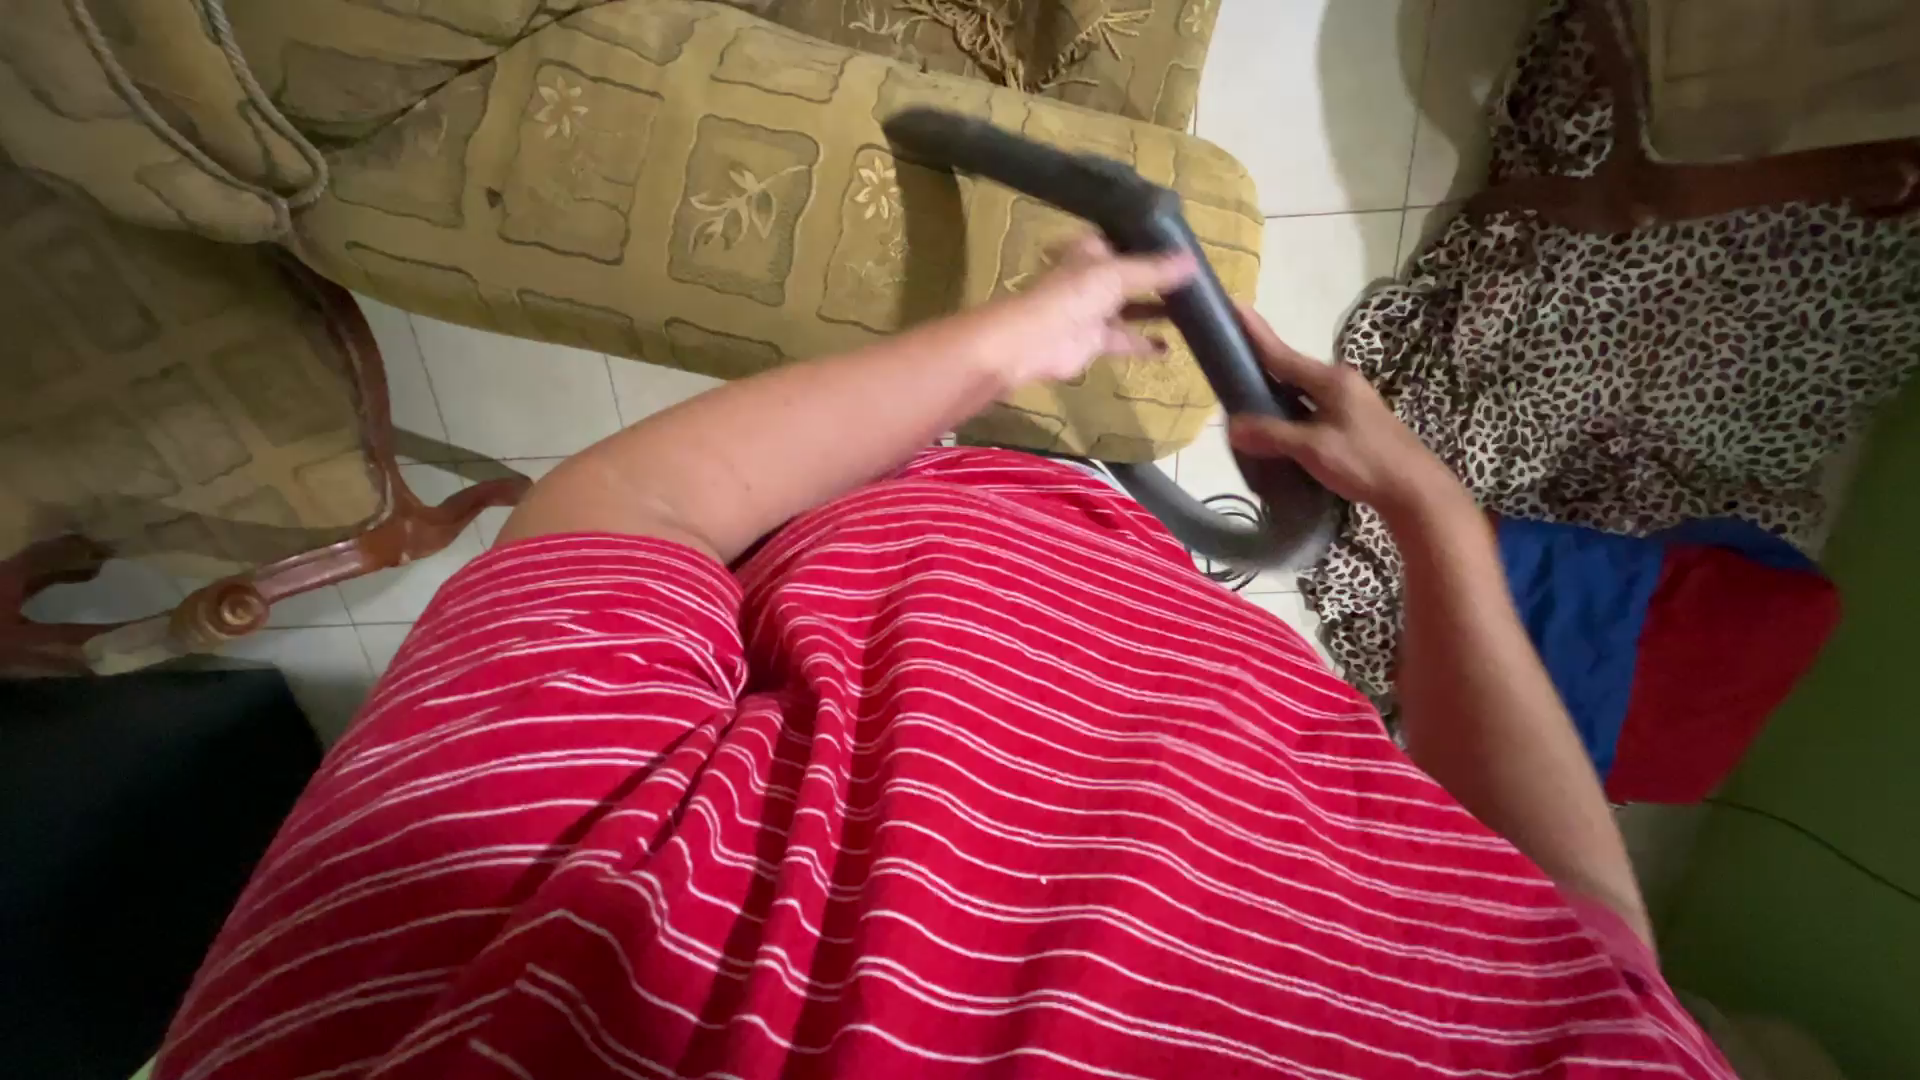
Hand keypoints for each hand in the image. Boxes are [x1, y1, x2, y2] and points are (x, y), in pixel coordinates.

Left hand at [965, 233, 1196, 386]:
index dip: (1146, 241)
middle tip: (1194, 279)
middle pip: (1130, 275)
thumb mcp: (1119, 273)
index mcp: (1090, 250)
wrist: (1039, 340)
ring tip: (1191, 310)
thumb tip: (1194, 262)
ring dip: (1155, 310)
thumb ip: (1155, 270)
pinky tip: (1168, 348)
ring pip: (1130, 308)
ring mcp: (1092, 310)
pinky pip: (1125, 340)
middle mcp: (1092, 277)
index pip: (1121, 238)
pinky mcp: (1094, 340)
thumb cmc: (1073, 294)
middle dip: (1157, 278)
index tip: (1180, 243)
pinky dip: (1144, 345)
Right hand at [1224, 304, 1464, 522]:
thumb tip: (1232, 427)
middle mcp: (1339, 384)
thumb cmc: (1365, 461)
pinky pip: (1307, 408)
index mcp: (1332, 380)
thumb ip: (1273, 435)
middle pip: (1290, 370)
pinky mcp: (1348, 423)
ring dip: (1272, 390)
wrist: (1413, 490)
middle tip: (1227, 356)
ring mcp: (1346, 403)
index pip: (1283, 354)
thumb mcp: (1314, 448)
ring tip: (1241, 391)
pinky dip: (1285, 410)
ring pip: (1298, 391)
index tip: (1235, 307)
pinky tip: (1272, 423)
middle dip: (1260, 362)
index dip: (1256, 333)